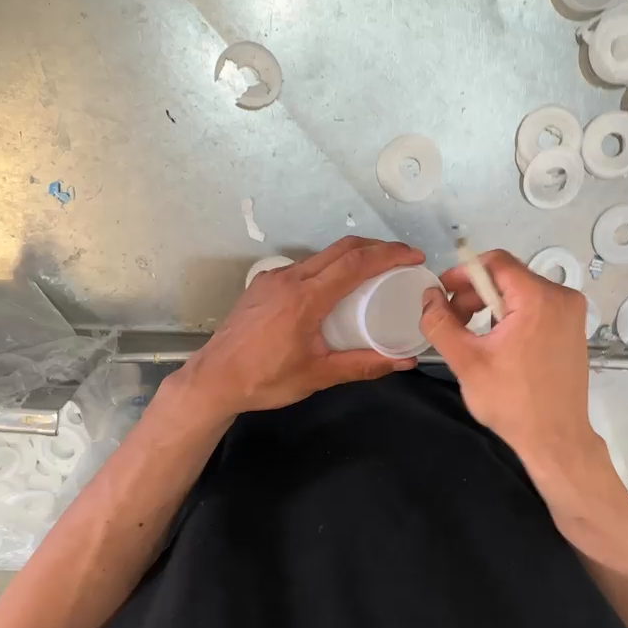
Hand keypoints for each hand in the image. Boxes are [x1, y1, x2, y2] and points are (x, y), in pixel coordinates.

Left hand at [171, 237, 426, 418]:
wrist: (214, 380)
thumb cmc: (265, 380)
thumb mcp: (319, 376)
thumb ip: (363, 365)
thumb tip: (404, 361)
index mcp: (305, 299)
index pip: (355, 263)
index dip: (389, 255)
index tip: (413, 257)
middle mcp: (289, 279)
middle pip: (341, 249)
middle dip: (376, 247)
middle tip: (402, 258)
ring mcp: (273, 279)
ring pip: (320, 256)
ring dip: (351, 256)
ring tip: (374, 271)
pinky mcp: (262, 285)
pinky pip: (302, 268)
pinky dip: (327, 269)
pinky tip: (335, 288)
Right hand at [419, 249, 599, 469]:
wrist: (555, 438)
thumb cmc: (512, 402)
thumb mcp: (466, 361)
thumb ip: (440, 323)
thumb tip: (429, 297)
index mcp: (538, 299)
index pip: (496, 262)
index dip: (464, 272)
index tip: (444, 292)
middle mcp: (562, 298)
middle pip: (509, 276)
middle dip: (475, 292)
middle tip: (453, 319)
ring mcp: (572, 314)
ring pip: (522, 292)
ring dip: (492, 306)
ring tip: (473, 335)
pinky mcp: (573, 329)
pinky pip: (537, 307)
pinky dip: (513, 316)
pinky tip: (497, 343)